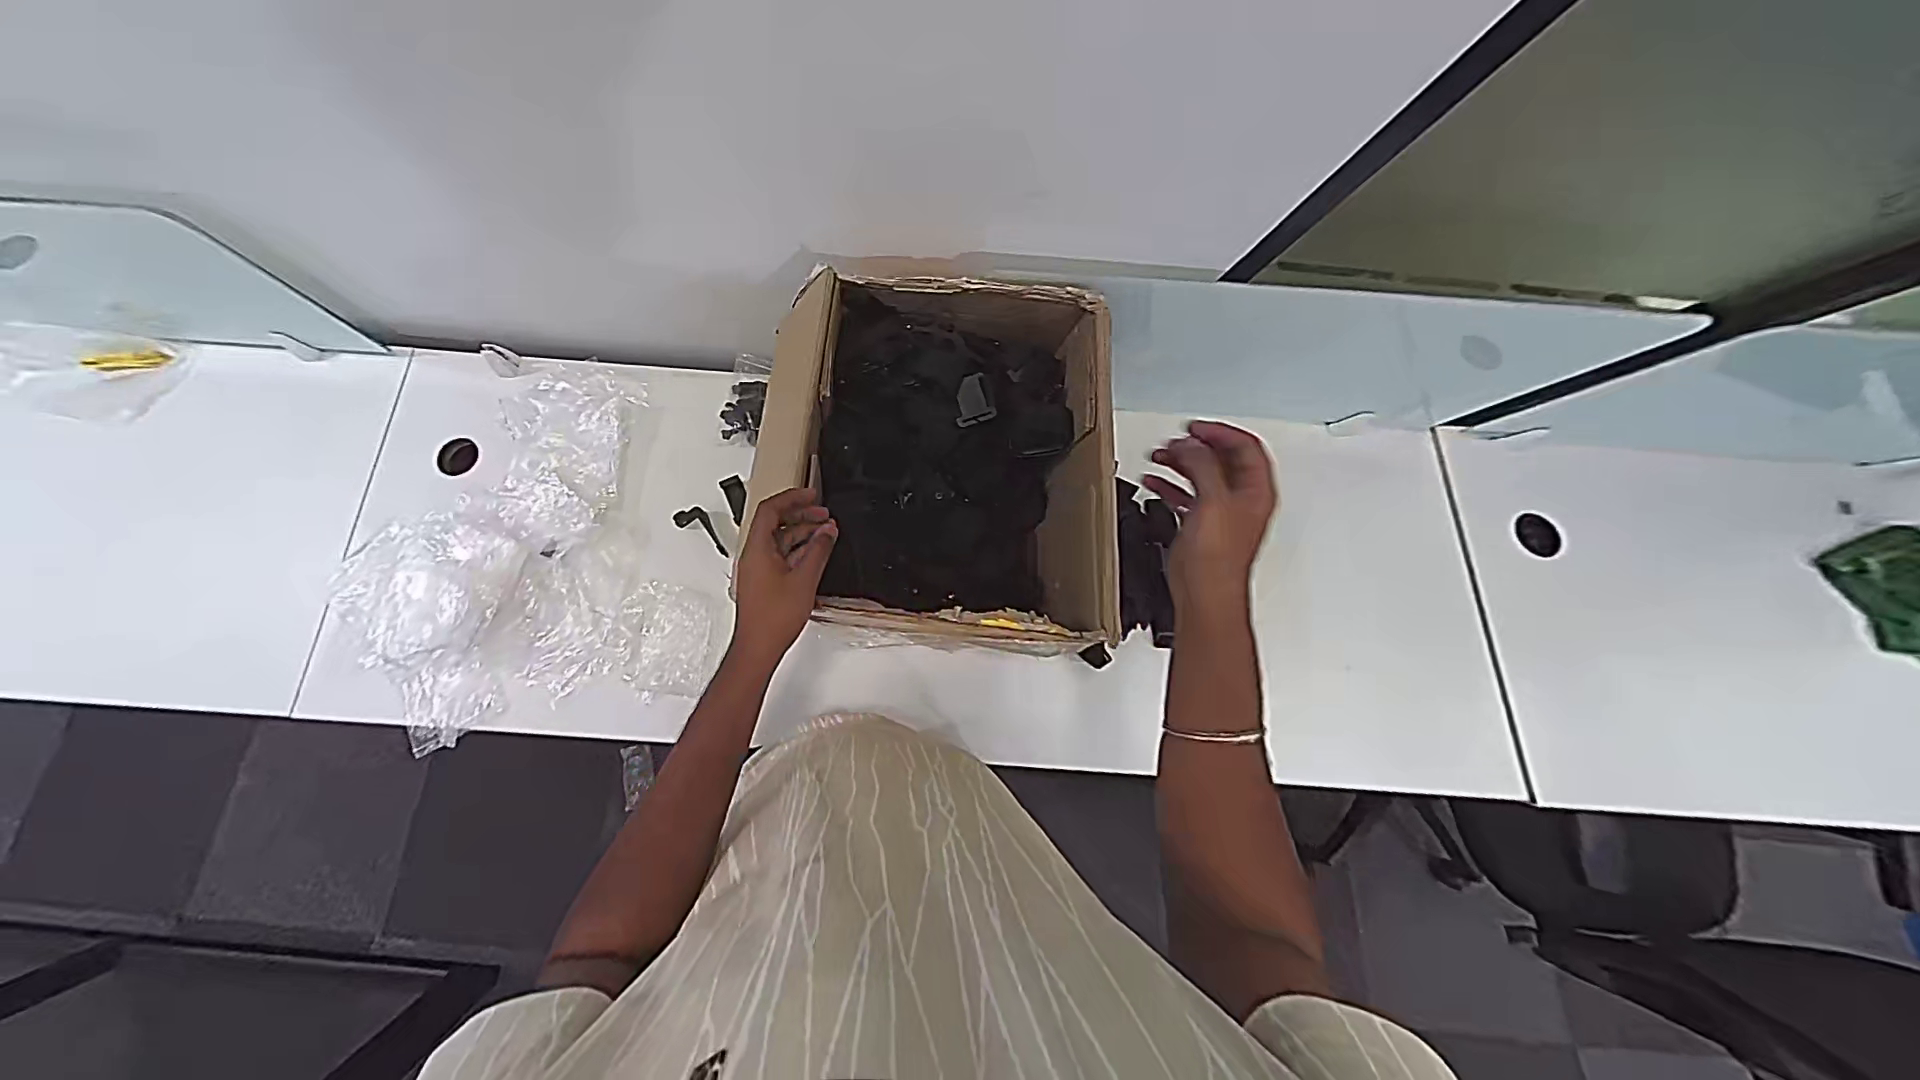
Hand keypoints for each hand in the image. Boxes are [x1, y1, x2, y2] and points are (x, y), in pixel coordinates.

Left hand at [730, 488, 837, 666]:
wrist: (758, 646)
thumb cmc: (772, 619)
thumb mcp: (804, 579)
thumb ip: (818, 550)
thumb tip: (827, 532)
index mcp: (758, 549)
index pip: (771, 510)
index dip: (792, 498)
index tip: (811, 494)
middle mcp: (754, 555)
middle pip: (775, 522)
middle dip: (801, 514)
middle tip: (822, 512)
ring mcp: (758, 568)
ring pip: (780, 539)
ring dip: (802, 532)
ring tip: (825, 531)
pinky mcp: (764, 580)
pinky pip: (781, 554)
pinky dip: (799, 548)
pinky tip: (815, 551)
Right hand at [1142, 421, 1276, 613]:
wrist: (1205, 592)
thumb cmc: (1218, 559)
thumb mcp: (1213, 500)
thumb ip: (1203, 465)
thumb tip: (1191, 445)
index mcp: (1255, 490)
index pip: (1245, 446)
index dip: (1220, 432)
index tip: (1195, 428)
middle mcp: (1240, 499)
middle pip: (1222, 459)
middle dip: (1197, 446)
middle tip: (1176, 440)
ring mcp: (1220, 512)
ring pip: (1202, 475)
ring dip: (1181, 462)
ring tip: (1162, 455)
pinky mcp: (1200, 525)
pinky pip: (1185, 495)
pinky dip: (1170, 485)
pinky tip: (1155, 481)